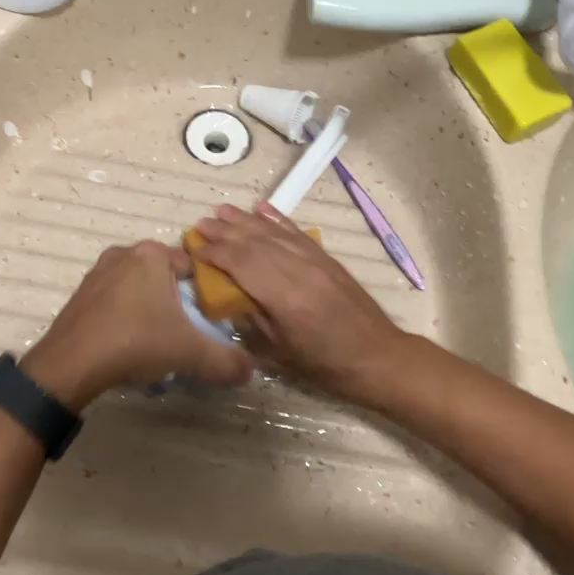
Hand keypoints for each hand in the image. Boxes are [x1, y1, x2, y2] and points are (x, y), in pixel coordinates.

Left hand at [21, 241, 252, 409]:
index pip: (193, 266)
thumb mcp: (188, 353)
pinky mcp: (81, 294)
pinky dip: (126, 318)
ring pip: (139, 289)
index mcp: (153, 255)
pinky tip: (129, 346)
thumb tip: (249, 370)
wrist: (69, 364)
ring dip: (150, 310)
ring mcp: (98, 272)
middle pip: (165, 277)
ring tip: (156, 344)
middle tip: (184, 335)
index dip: (205, 294)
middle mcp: (125, 254)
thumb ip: (224, 360)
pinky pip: (115, 301)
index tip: (208, 322)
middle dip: (176, 303)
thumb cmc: (134, 342)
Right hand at [191, 203, 412, 403]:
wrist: (378, 358)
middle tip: (200, 224)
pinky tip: (262, 209)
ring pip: (274, 233)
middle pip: (255, 243)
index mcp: (285, 298)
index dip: (216, 254)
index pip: (242, 265)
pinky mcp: (327, 259)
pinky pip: (297, 233)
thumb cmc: (326, 365)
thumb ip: (254, 320)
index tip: (195, 248)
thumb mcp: (282, 353)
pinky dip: (278, 219)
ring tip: (222, 210)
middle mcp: (299, 271)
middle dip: (225, 232)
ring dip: (246, 221)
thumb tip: (229, 297)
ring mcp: (315, 261)